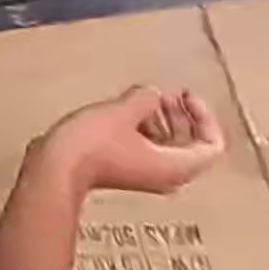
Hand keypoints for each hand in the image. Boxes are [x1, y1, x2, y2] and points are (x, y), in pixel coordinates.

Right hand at [32, 85, 225, 194]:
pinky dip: (144, 128)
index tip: (184, 95)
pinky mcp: (124, 168)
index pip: (211, 145)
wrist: (57, 166)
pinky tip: (126, 111)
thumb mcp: (123, 112)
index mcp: (175, 166)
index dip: (203, 116)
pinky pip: (146, 148)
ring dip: (161, 120)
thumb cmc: (93, 143)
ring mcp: (143, 173)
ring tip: (144, 98)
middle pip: (190, 146)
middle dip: (182, 116)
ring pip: (166, 146)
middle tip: (167, 94)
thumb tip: (152, 94)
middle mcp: (165, 175)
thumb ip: (145, 99)